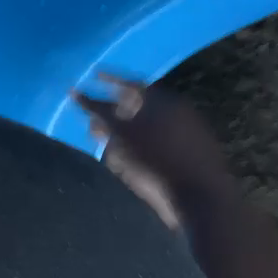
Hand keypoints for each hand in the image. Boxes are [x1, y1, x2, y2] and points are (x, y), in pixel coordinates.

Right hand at [74, 73, 236, 227]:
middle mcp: (180, 111)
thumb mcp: (117, 132)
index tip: (92, 77)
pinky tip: (128, 155)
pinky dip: (143, 141)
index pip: (130, 82)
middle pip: (140, 103)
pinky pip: (163, 138)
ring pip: (150, 122)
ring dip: (126, 128)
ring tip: (106, 141)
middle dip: (113, 109)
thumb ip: (95, 109)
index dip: (109, 79)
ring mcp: (192, 133)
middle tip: (92, 118)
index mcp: (163, 100)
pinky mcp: (197, 153)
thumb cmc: (154, 159)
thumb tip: (74, 91)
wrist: (203, 200)